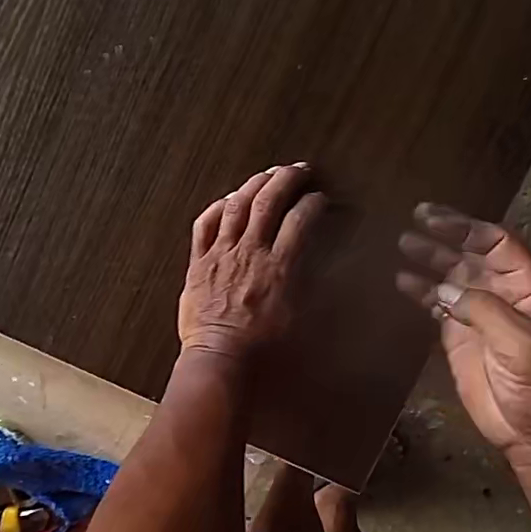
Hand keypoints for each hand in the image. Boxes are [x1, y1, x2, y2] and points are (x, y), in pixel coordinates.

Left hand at [178, 163, 326, 365]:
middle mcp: (250, 253)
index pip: (301, 219)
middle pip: (268, 201)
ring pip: (236, 206)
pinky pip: (204, 225)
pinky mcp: (198, 264)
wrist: (220, 361)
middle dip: (287, 179)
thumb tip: (332, 267)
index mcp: (280, 267)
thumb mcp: (304, 320)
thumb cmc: (264, 351)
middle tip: (299, 170)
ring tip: (267, 174)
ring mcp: (220, 255)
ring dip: (254, 184)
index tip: (322, 198)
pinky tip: (227, 200)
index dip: (314, 202)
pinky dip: (217, 208)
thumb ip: (318, 288)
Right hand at [395, 203, 530, 456]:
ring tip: (402, 243)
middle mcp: (504, 293)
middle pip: (472, 253)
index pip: (499, 244)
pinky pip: (436, 302)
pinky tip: (401, 281)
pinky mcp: (459, 334)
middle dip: (444, 234)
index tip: (434, 218)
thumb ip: (487, 311)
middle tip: (414, 218)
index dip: (467, 227)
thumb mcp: (526, 347)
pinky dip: (418, 290)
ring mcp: (480, 313)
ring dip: (428, 257)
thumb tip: (446, 290)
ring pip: (451, 274)